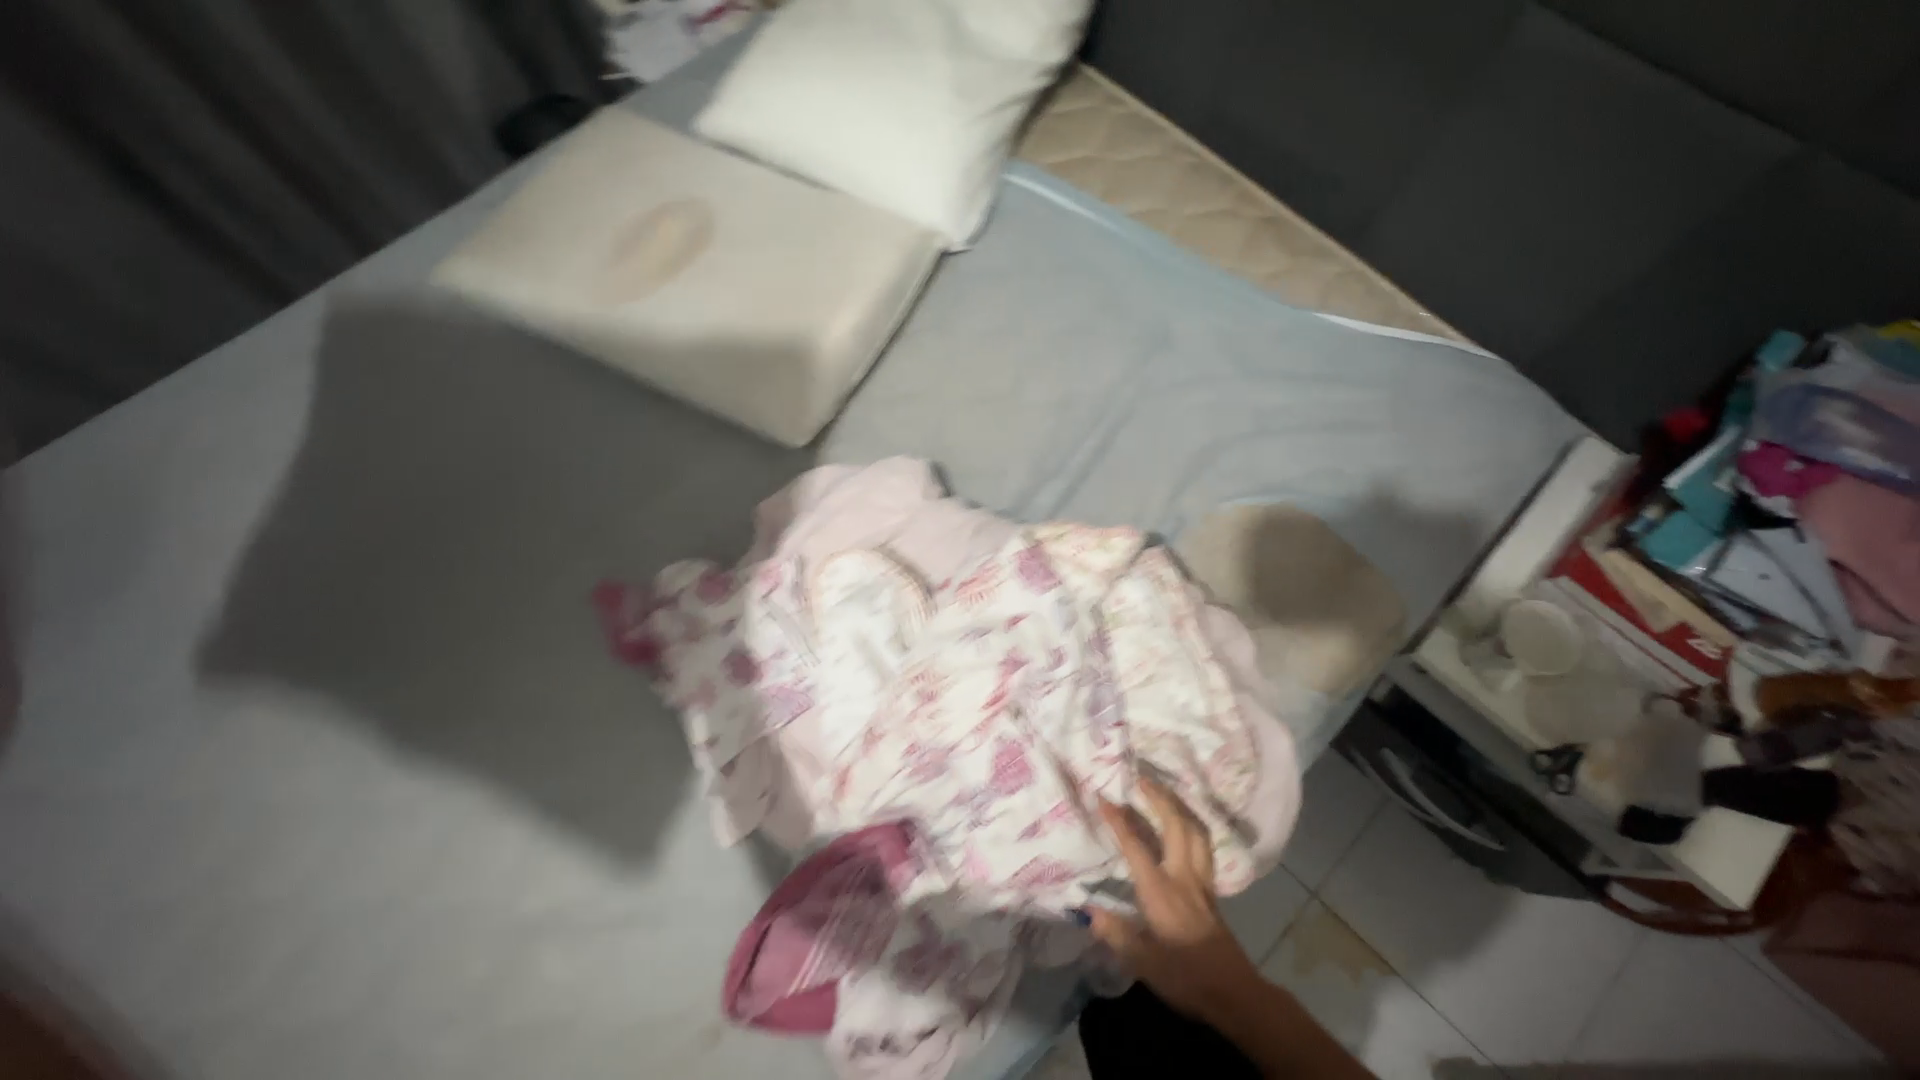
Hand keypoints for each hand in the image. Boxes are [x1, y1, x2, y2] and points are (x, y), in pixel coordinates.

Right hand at [1087, 775, 1263, 1022]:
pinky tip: (1185, 829)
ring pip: (1196, 832)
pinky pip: (1203, 846)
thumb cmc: (1186, 978)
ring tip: (1165, 794)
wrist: (1234, 994)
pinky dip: (1192, 828)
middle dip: (1158, 798)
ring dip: (1180, 808)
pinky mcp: (1211, 892)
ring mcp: (1202, 883)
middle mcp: (1183, 877)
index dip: (1118, 820)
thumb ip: (1115, 933)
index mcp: (1161, 891)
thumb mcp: (1142, 962)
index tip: (1103, 797)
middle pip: (1175, 825)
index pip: (1136, 846)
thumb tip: (1088, 910)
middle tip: (1141, 779)